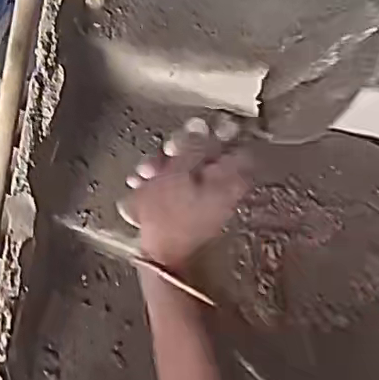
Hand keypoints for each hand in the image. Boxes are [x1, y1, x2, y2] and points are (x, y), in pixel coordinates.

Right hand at [120, 114, 252, 269]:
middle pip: (209, 155)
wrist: (161, 257)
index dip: (214, 132)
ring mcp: (211, 201)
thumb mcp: (177, 172)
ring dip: (165, 167)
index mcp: (230, 177)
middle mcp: (226, 188)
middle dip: (180, 151)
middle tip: (163, 154)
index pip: (236, 143)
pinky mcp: (194, 212)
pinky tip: (142, 186)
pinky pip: (183, 188)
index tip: (191, 130)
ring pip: (190, 170)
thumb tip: (202, 122)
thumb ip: (192, 146)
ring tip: (143, 175)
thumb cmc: (168, 213)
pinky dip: (164, 184)